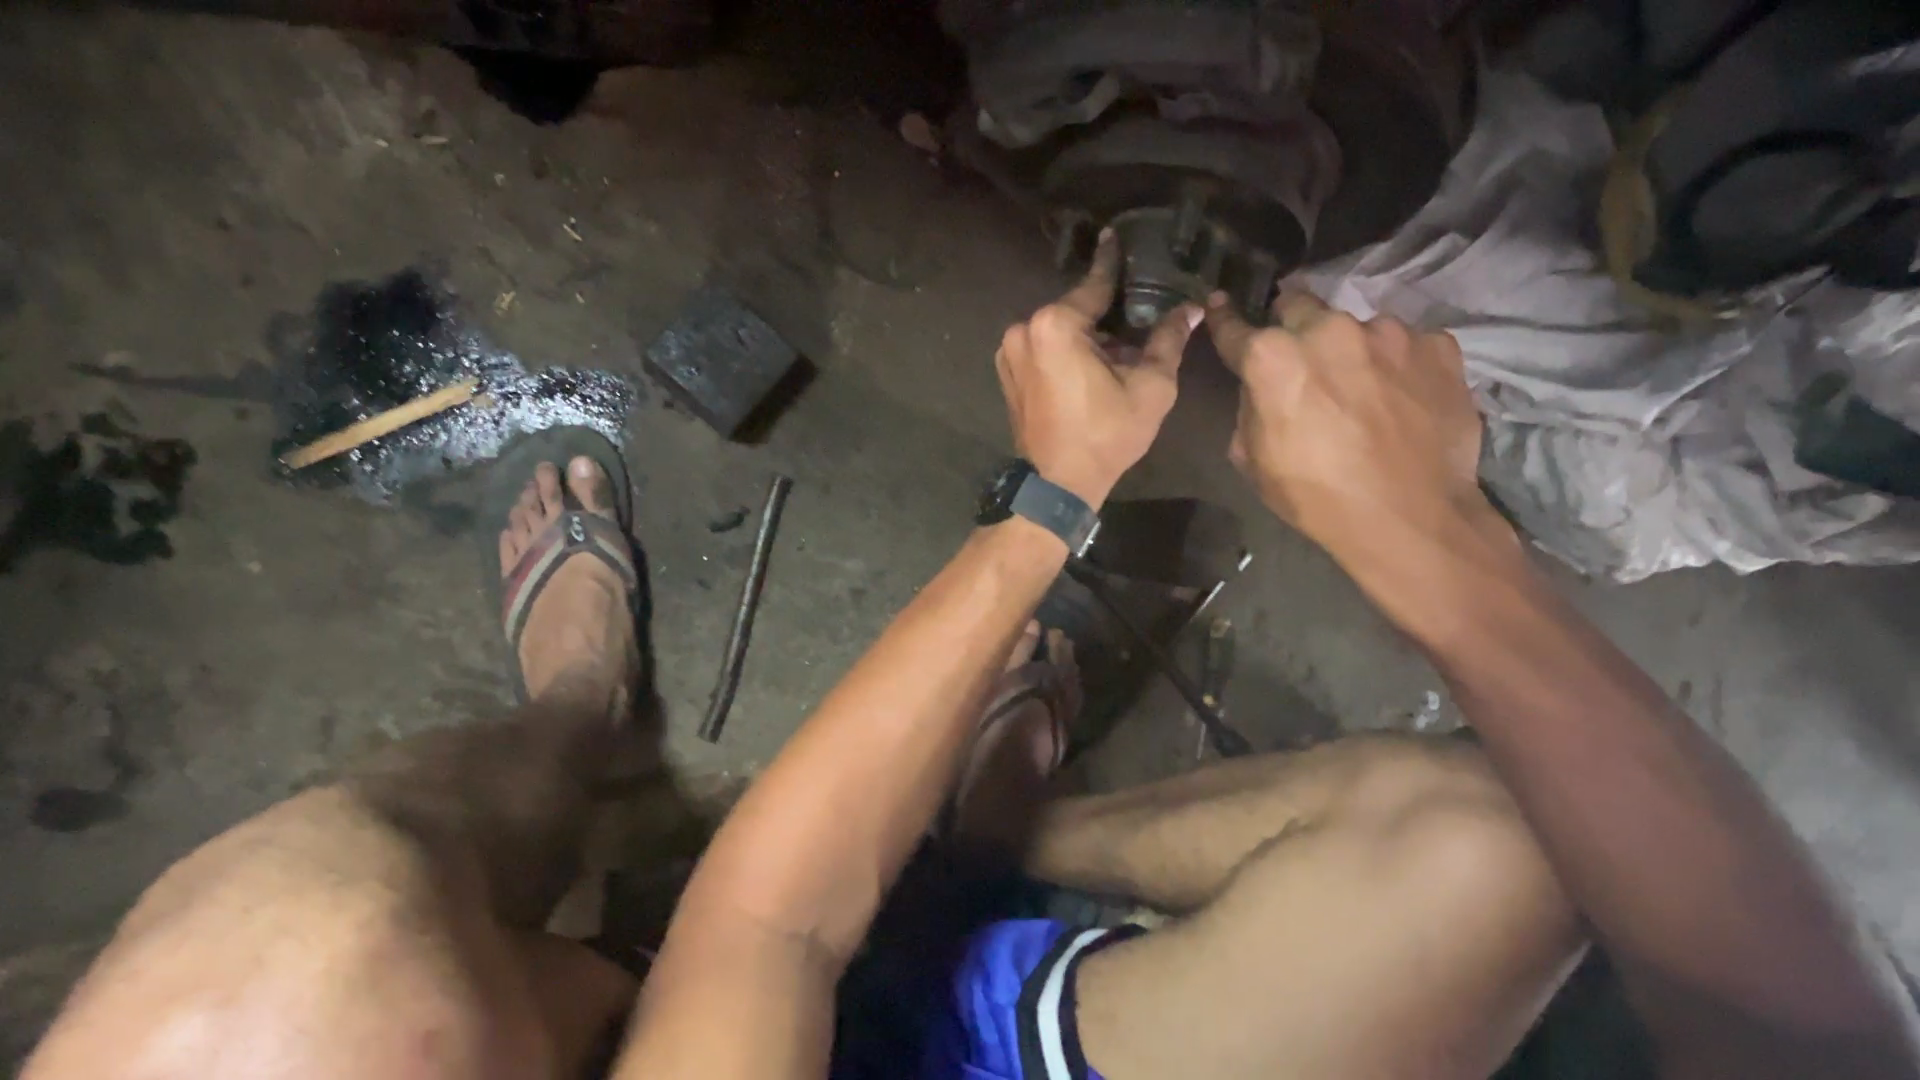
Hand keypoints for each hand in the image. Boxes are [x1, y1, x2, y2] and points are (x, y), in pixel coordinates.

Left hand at [995, 231, 1201, 506]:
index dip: (1112, 263)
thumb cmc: (1105, 436)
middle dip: (1106, 318)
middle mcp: (1024, 330)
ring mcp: (1009, 352)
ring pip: (1058, 331)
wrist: (1058, 485)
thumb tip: (1192, 310)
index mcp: (1055, 326)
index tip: (1114, 236)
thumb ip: (1168, 341)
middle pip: (1076, 310)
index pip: (1094, 285)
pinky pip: (1042, 349)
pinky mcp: (1007, 373)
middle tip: (1137, 329)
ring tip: (1117, 359)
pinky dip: (1065, 353)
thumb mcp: (1150, 388)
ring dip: (1086, 339)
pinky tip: (1089, 372)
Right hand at [1204, 287, 1504, 562]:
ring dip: (1352, 349)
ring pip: (1358, 327)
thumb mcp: (1253, 460)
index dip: (1224, 320)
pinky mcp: (1438, 346)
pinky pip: (1408, 346)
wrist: (1410, 517)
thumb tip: (1262, 389)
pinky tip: (1404, 398)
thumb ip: (1250, 408)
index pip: (1234, 328)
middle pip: (1298, 305)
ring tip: (1365, 390)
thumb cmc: (1316, 496)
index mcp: (1272, 357)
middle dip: (1293, 326)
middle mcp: (1328, 329)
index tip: (1219, 306)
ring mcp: (1389, 333)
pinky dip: (1400, 365)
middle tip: (1303, 361)